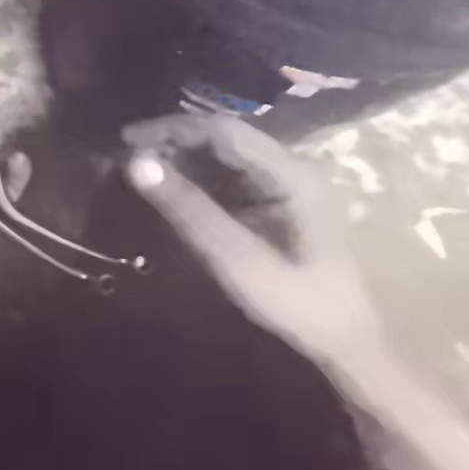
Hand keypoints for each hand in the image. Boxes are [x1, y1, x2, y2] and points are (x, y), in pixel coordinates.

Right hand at [124, 115, 382, 361]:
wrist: (343, 339)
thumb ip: (188, 209)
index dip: (172, 130)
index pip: (224, 131)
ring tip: (139, 168)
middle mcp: (291, 166)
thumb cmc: (294, 302)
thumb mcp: (234, 258)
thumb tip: (136, 164)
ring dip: (181, 158)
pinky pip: (229, 176)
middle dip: (173, 141)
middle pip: (224, 138)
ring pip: (223, 155)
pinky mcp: (275, 200)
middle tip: (125, 155)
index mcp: (292, 173)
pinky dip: (195, 178)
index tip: (127, 140)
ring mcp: (285, 182)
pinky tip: (170, 186)